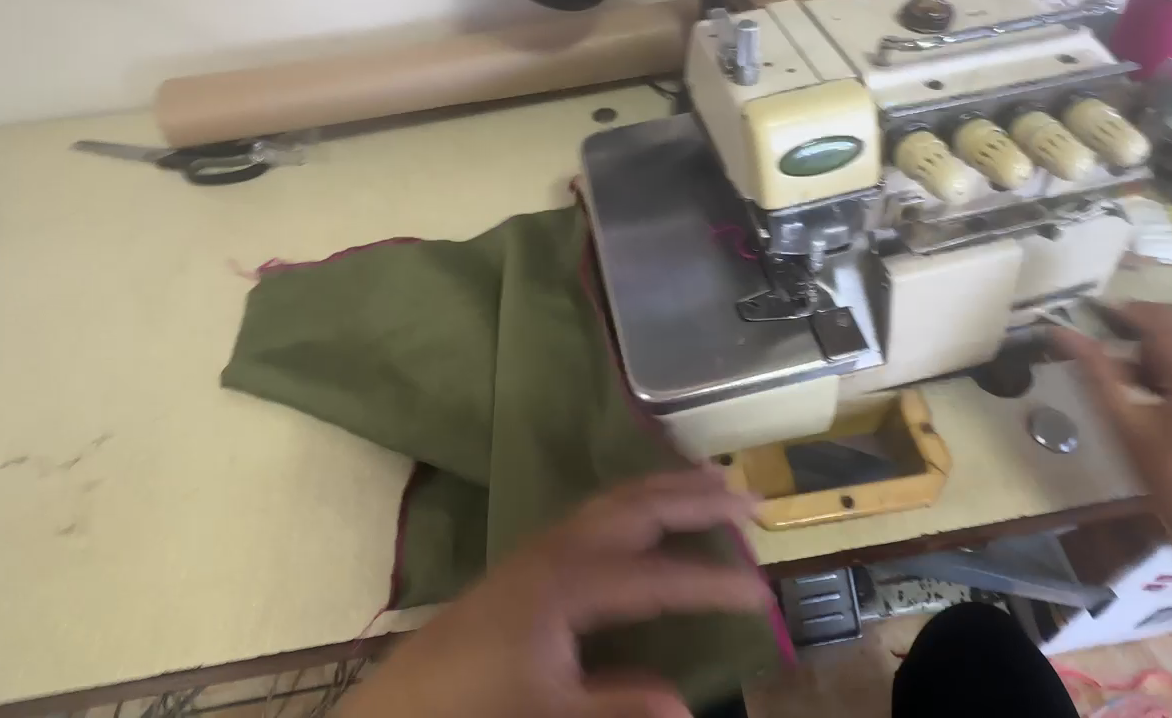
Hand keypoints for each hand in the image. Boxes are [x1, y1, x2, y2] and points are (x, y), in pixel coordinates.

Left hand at [336, 468, 770, 717]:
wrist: (407, 695)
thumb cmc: (478, 701)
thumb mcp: (550, 710)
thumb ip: (617, 704)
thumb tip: (687, 706)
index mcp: (571, 582)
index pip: (660, 578)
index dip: (714, 583)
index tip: (764, 593)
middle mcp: (564, 545)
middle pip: (641, 507)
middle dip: (698, 499)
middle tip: (751, 498)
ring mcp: (549, 541)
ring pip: (620, 496)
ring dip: (670, 485)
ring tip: (715, 477)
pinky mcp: (539, 549)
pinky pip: (602, 505)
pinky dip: (640, 495)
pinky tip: (655, 503)